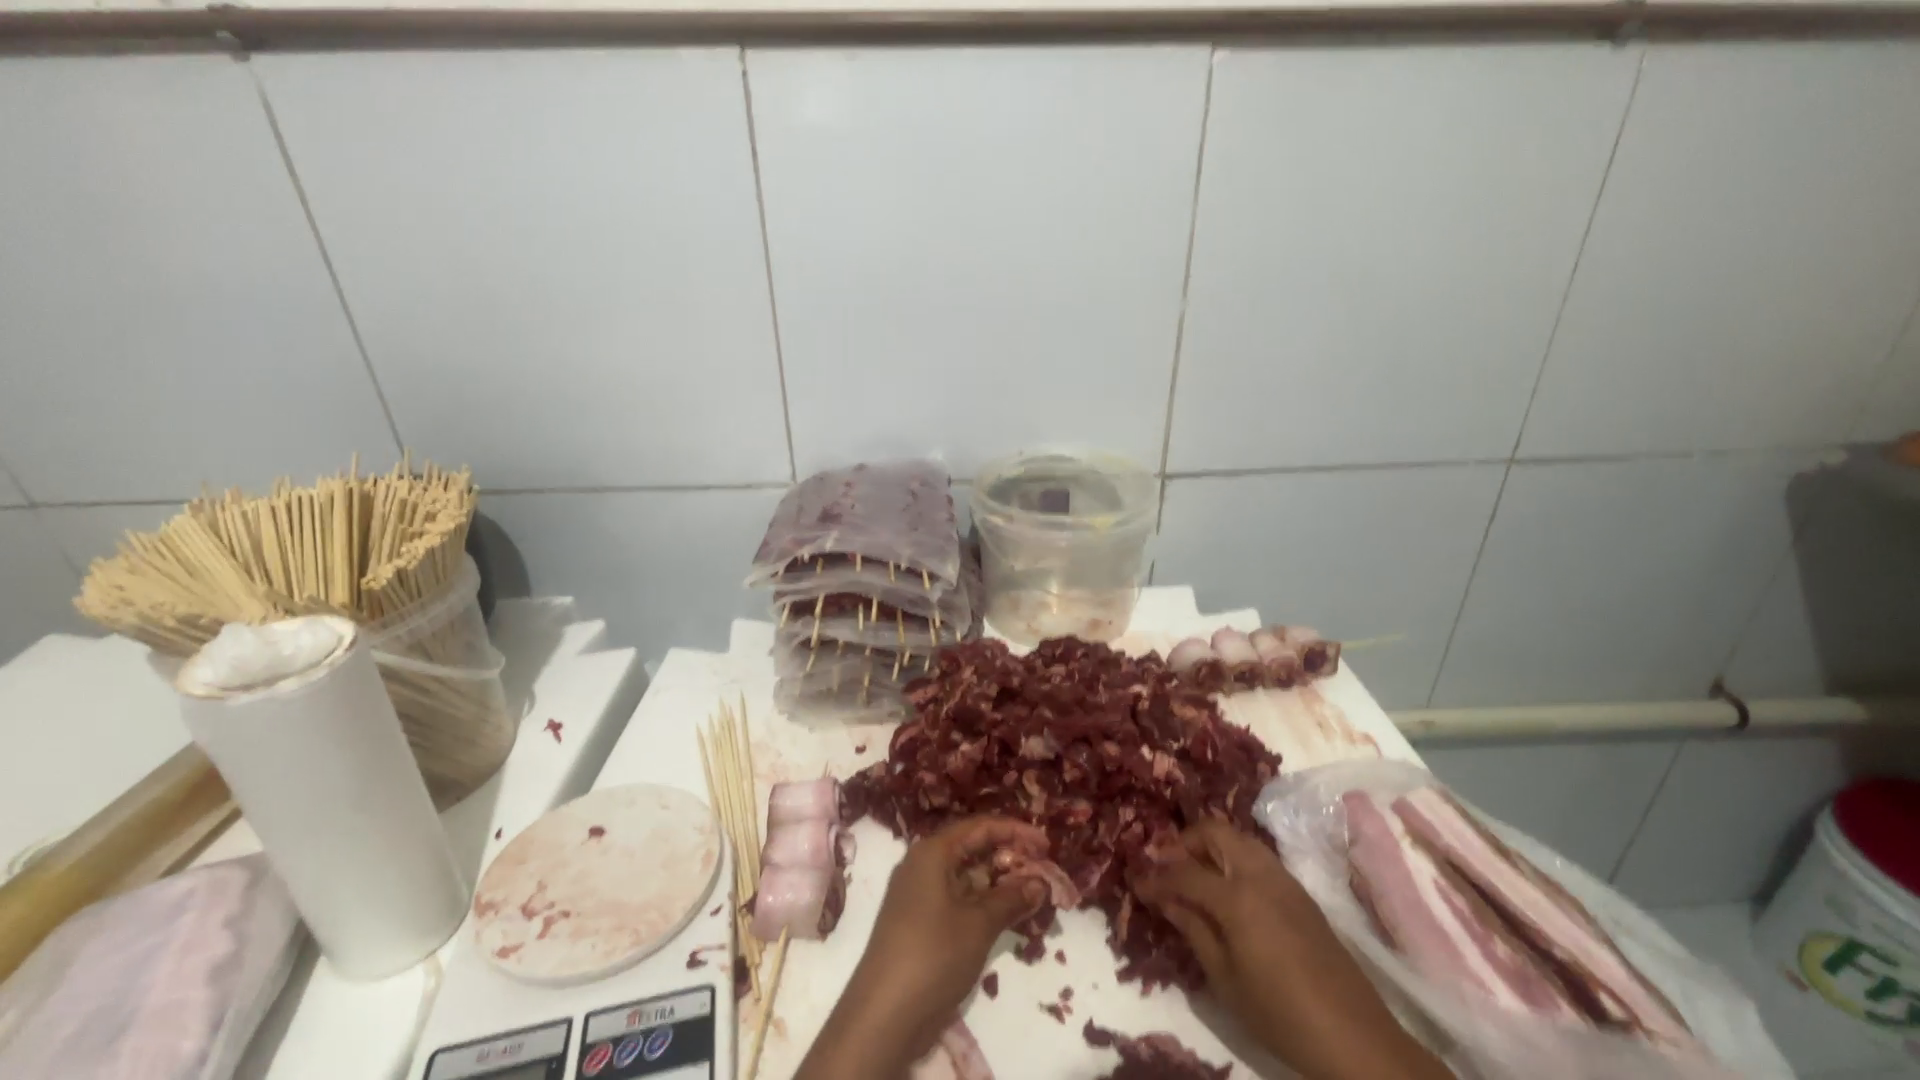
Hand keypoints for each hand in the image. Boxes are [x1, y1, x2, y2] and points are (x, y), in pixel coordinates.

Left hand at [796, 817, 1047, 1079]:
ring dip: (1000, 884)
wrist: (884, 1015)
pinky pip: (959, 902)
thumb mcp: (979, 924)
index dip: (1015, 831)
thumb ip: (1011, 898)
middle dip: (1009, 858)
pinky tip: (1011, 917)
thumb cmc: (933, 955)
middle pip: (972, 850)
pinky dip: (985, 905)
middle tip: (1045, 872)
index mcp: (932, 853)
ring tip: (1035, 895)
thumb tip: (1039, 882)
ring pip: (968, 878)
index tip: (1047, 844)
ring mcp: (920, 897)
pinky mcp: (921, 924)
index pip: (979, 827)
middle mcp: (923, 867)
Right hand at [1132, 820, 1448, 1079]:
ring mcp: (1286, 880)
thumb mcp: (1224, 977)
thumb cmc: (1278, 1012)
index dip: (1154, 876)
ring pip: (1239, 839)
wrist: (1352, 1035)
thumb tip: (1164, 898)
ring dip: (1211, 848)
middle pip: (1215, 831)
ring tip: (1191, 877)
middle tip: (1164, 868)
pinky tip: (1224, 891)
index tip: (1134, 882)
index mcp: (1238, 896)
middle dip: (1184, 842)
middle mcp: (1262, 874)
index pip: (1183, 872)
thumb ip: (1192, 928)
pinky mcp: (1301, 893)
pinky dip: (1233, 860)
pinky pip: (1258, 858)